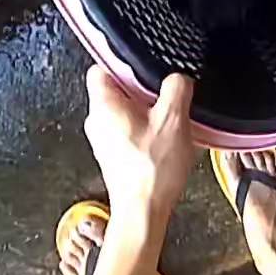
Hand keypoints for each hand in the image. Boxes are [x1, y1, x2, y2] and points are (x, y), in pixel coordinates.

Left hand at [83, 67, 195, 228]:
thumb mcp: (174, 118)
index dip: (123, 63)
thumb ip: (177, 88)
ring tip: (169, 122)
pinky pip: (129, 132)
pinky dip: (146, 132)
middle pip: (117, 89)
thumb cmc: (152, 169)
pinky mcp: (114, 156)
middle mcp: (97, 121)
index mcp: (104, 105)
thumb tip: (178, 78)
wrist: (143, 212)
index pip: (101, 67)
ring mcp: (104, 140)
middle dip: (143, 91)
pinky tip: (165, 143)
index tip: (144, 67)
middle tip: (165, 98)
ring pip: (126, 112)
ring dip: (148, 113)